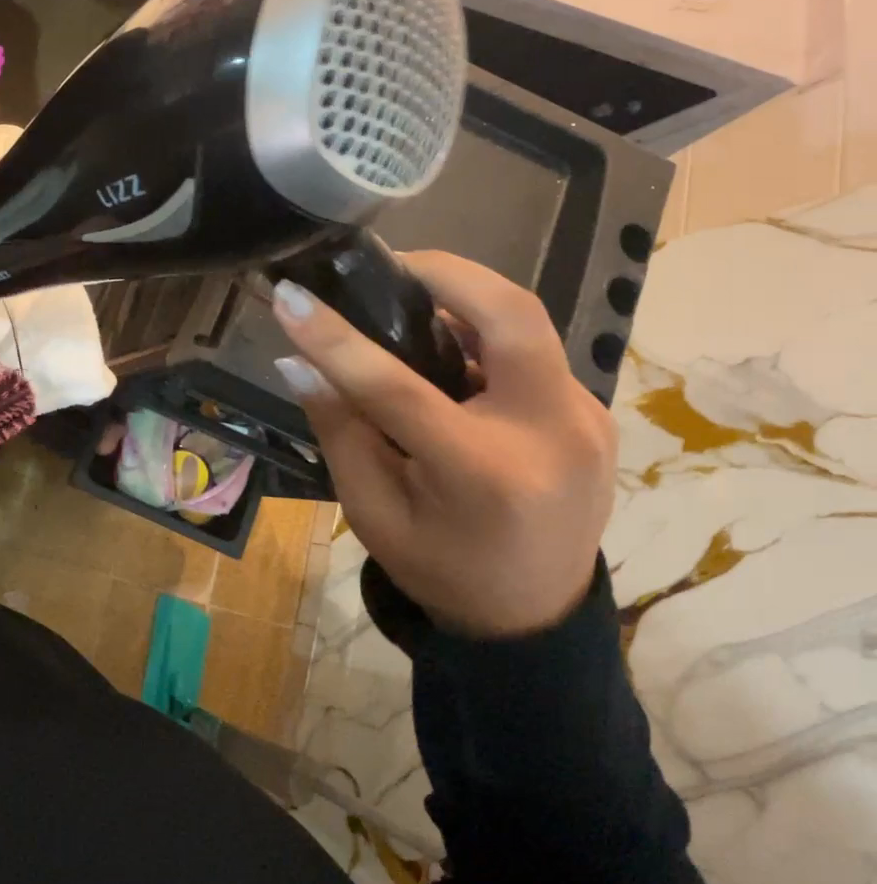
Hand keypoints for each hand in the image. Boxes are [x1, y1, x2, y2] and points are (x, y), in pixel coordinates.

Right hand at [270, 251, 616, 637]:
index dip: (334, 337)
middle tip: (387, 265)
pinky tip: (448, 358)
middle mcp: (549, 432)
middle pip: (510, 316)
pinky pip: (533, 356)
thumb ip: (340, 431)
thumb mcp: (371, 511)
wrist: (535, 618)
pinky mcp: (594, 415)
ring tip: (408, 306)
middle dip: (446, 273)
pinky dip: (485, 340)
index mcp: (481, 471)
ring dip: (465, 303)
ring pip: (527, 328)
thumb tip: (298, 362)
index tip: (290, 296)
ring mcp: (585, 419)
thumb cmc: (438, 567)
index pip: (395, 385)